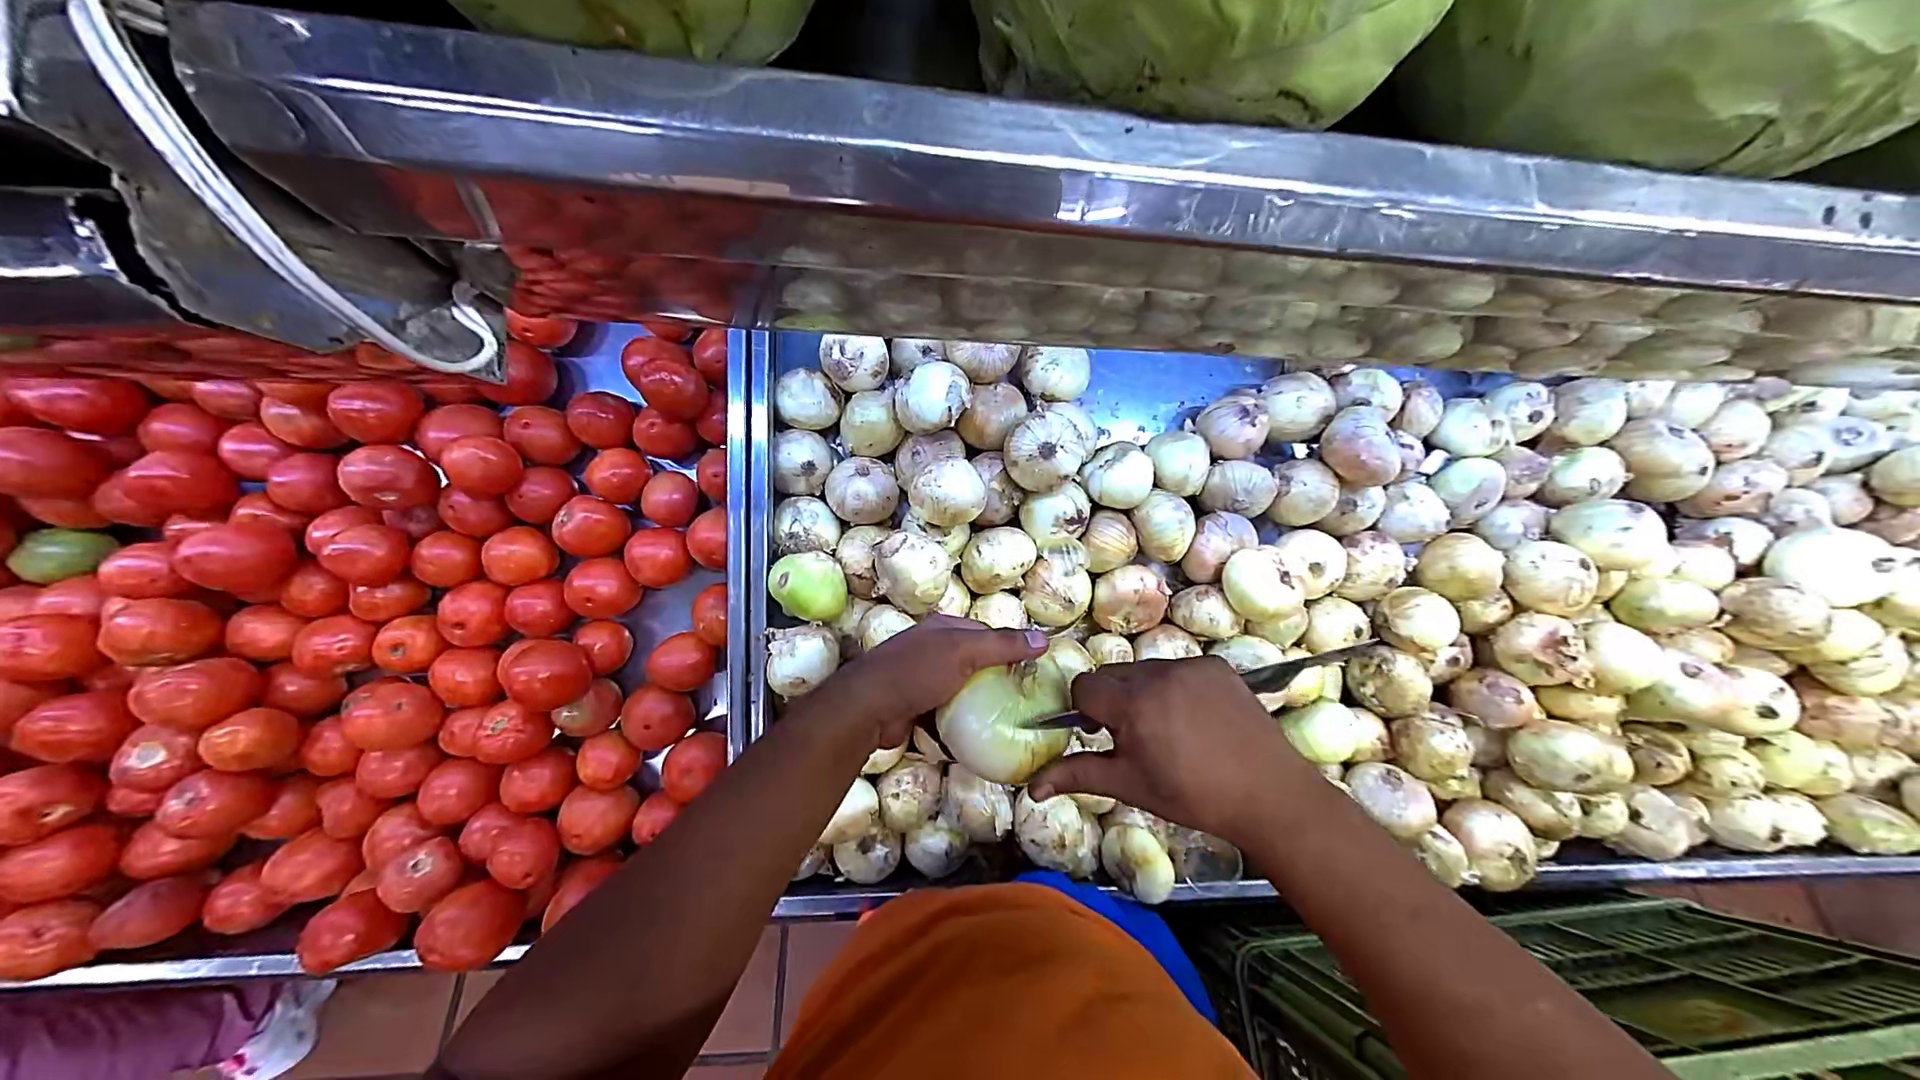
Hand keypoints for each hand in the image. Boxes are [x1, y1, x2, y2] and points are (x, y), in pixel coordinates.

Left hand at [807, 616, 1046, 753]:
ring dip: (975, 705)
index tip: (1031, 670)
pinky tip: (974, 738)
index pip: (985, 633)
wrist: (868, 709)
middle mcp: (931, 649)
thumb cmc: (916, 671)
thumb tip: (1043, 638)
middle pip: (973, 663)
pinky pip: (944, 715)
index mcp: (942, 628)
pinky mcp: (914, 708)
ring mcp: (920, 680)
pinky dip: (957, 725)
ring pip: (959, 691)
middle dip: (993, 680)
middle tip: (1021, 701)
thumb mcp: (965, 651)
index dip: (1009, 647)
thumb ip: (1003, 645)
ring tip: (1005, 722)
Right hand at [1028, 656, 1320, 844]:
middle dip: (1113, 700)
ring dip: (1143, 692)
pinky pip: (1179, 668)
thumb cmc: (1191, 794)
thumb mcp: (1129, 785)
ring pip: (1145, 670)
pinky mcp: (1217, 666)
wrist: (1269, 794)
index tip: (1102, 733)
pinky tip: (1196, 718)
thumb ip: (1077, 775)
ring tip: (1169, 729)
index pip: (1084, 685)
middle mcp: (1157, 672)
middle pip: (1113, 674)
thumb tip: (1032, 788)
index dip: (1086, 710)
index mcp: (1132, 702)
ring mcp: (1190, 665)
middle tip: (1135, 736)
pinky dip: (1176, 687)